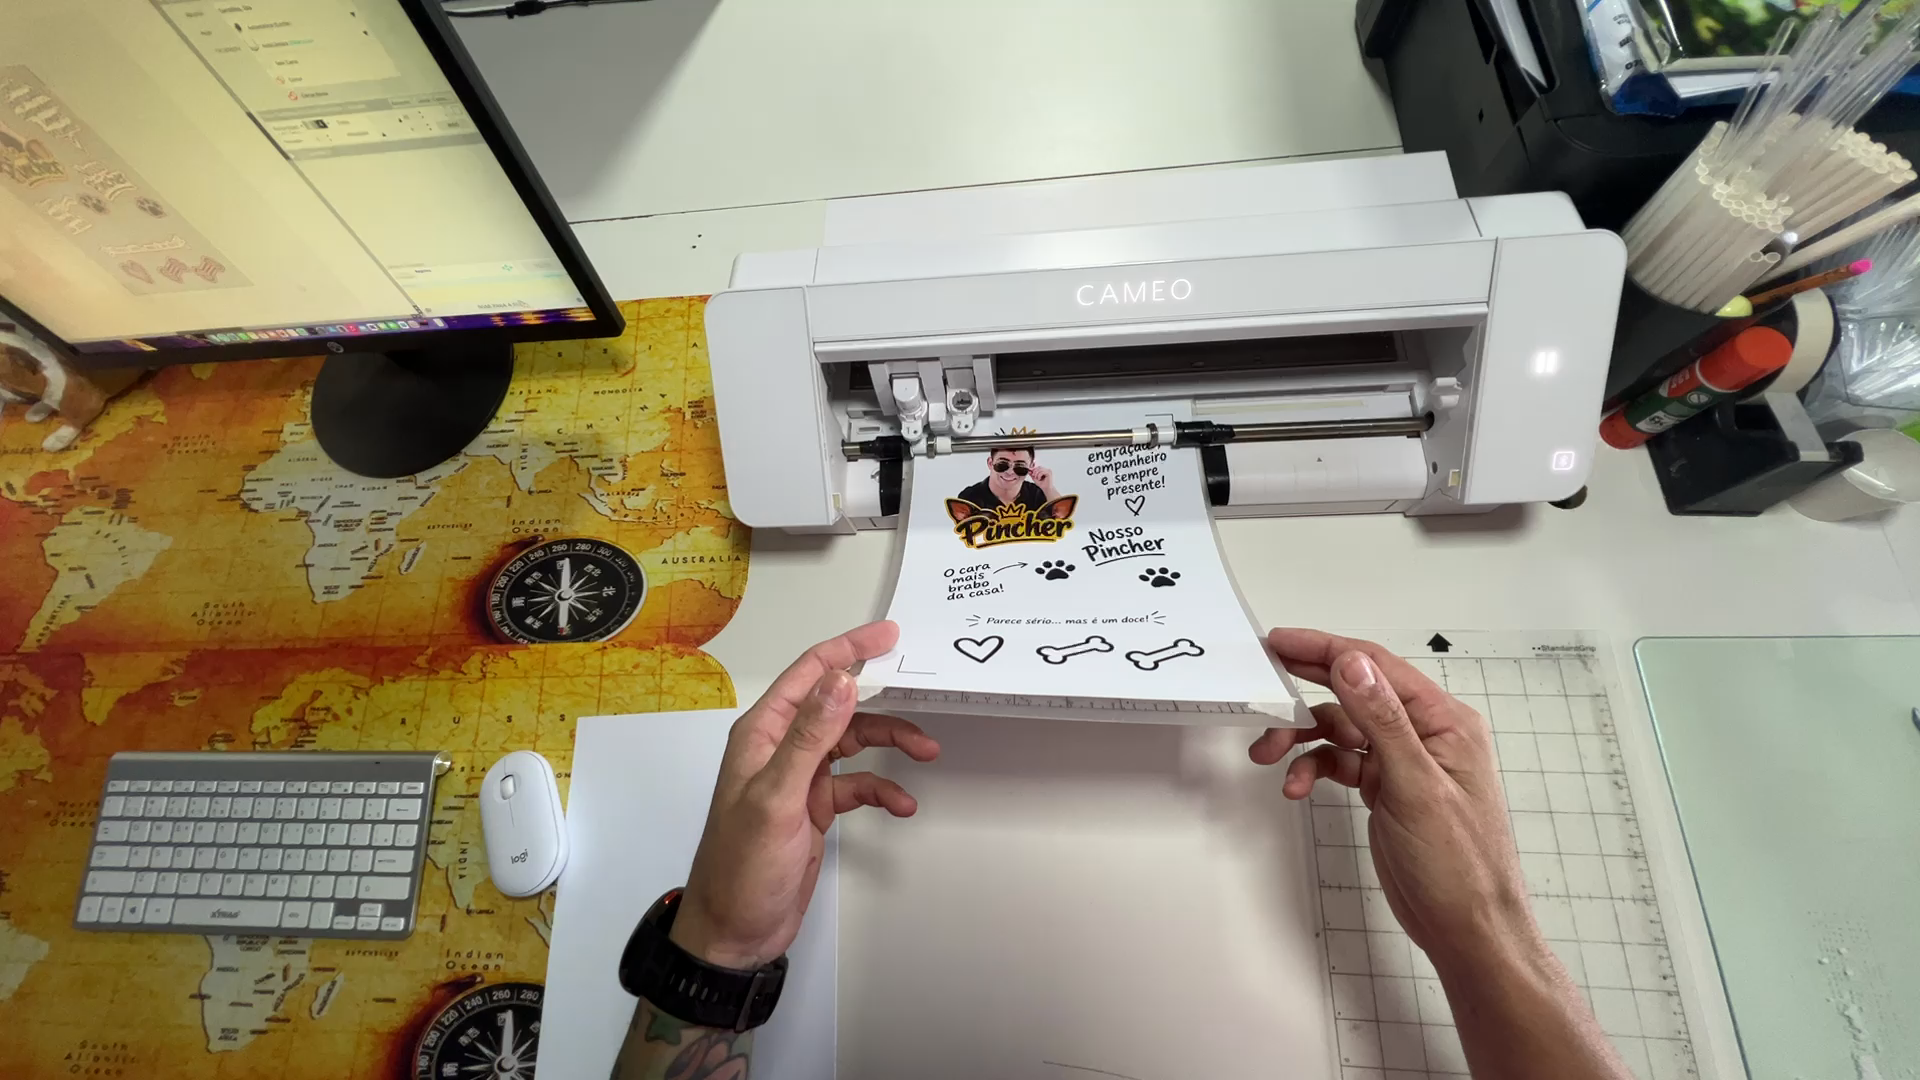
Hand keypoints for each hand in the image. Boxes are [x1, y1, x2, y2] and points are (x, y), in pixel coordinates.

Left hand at [672, 621, 940, 969]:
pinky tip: (902, 804)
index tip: (888, 634)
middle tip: (920, 690)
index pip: (810, 673)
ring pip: (854, 743)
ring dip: (890, 744)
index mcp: (765, 732)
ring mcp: (802, 776)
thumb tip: (842, 679)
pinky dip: (882, 788)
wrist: (735, 933)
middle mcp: (783, 746)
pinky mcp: (816, 805)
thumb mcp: (777, 797)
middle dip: (882, 700)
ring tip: (926, 752)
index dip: (849, 648)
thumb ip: (810, 736)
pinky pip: (857, 784)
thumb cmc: (743, 865)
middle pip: (840, 705)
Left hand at [1025, 463, 1051, 487]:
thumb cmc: (1042, 484)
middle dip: (1034, 471)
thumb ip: (1032, 475)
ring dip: (1036, 474)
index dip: (1034, 469)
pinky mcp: (1049, 473)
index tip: (1030, 471)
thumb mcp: (1035, 479)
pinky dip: (1039, 475)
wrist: (1046, 489)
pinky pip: (1042, 472)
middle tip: (1033, 476)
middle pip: (1039, 467)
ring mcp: (1049, 471)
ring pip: (1040, 469)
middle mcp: (1047, 470)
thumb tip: (1029, 471)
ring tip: (1037, 478)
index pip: (1038, 467)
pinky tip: (1039, 479)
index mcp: (1045, 470)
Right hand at [1248, 629, 1534, 960]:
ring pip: (1336, 726)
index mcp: (1441, 721)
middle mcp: (1420, 732)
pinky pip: (1336, 760)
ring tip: (1268, 752)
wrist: (1466, 930)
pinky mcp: (1381, 783)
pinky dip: (1311, 767)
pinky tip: (1296, 786)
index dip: (1324, 649)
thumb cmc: (1457, 864)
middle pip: (1352, 689)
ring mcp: (1399, 758)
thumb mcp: (1415, 786)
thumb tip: (1351, 663)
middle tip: (1262, 675)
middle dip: (1303, 684)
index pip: (1375, 666)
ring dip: (1299, 736)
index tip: (1279, 642)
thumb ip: (1382, 720)